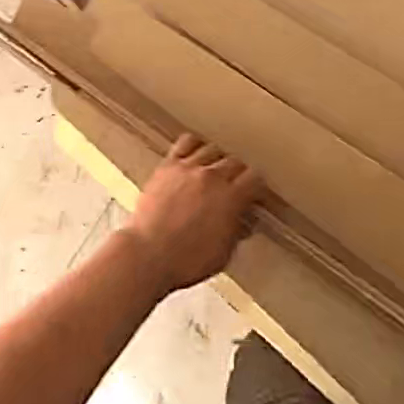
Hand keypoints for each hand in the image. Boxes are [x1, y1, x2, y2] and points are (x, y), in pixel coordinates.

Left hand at [121, 133, 263, 293]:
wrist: (147, 256)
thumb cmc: (184, 261)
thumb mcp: (222, 254)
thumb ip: (237, 232)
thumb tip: (245, 222)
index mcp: (230, 198)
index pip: (254, 178)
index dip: (256, 186)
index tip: (253, 193)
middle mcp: (213, 177)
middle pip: (235, 162)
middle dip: (238, 174)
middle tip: (234, 185)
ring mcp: (190, 168)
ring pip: (213, 149)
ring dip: (217, 160)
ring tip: (214, 171)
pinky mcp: (169, 165)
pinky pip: (186, 142)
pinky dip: (194, 145)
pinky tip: (195, 154)